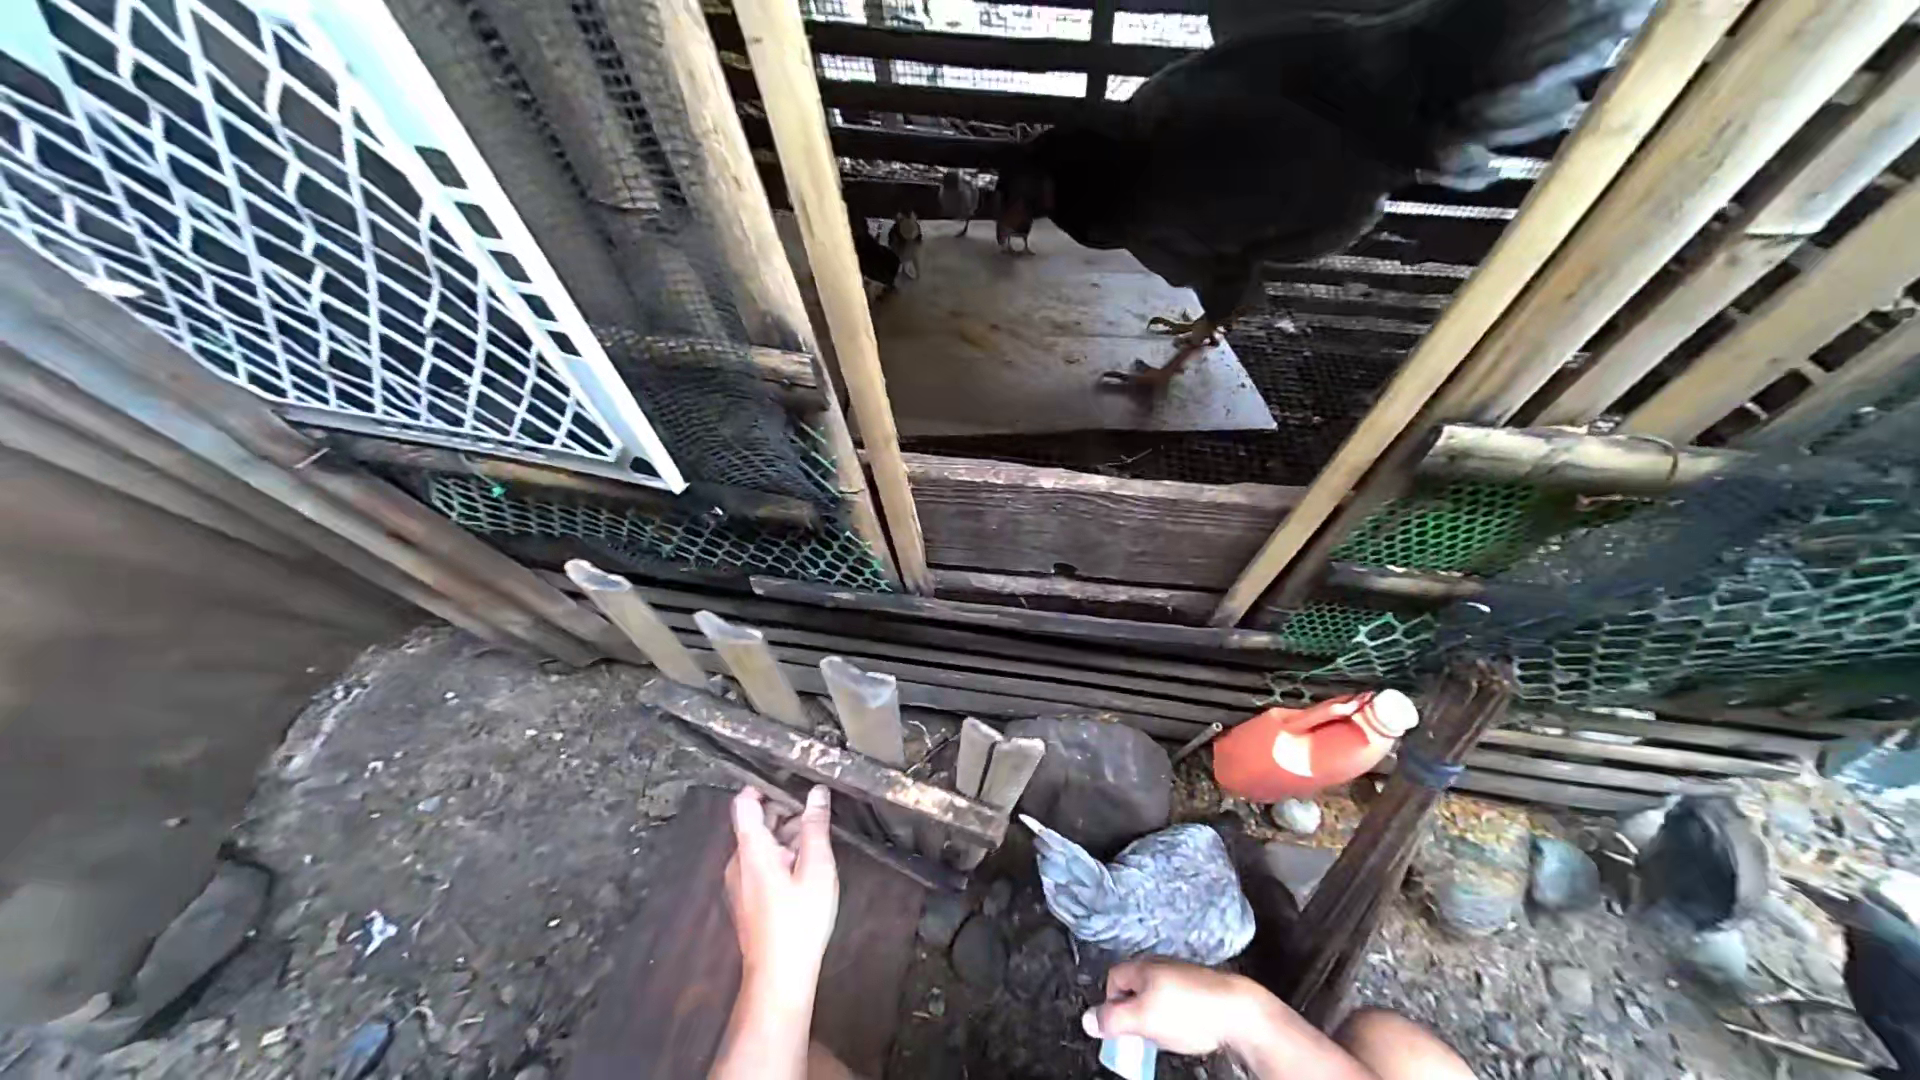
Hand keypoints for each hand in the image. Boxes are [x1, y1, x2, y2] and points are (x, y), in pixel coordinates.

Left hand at [724, 786, 838, 993]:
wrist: (779, 978)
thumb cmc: (799, 920)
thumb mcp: (817, 867)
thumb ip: (815, 826)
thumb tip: (816, 792)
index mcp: (751, 849)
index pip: (745, 802)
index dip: (765, 786)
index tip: (793, 781)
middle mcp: (739, 861)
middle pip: (756, 821)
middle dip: (786, 810)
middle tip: (817, 809)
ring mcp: (741, 881)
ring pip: (762, 842)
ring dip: (788, 833)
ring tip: (819, 836)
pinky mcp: (748, 897)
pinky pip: (762, 862)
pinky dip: (783, 853)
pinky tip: (808, 863)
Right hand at [1082, 958, 1271, 1056]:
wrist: (1237, 1011)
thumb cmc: (1186, 1013)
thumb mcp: (1143, 1020)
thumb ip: (1113, 1020)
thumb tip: (1086, 1020)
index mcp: (1141, 967)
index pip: (1113, 979)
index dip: (1111, 1004)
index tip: (1120, 1029)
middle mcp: (1158, 964)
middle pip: (1134, 987)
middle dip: (1133, 1013)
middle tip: (1141, 1036)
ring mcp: (1180, 973)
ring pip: (1155, 994)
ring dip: (1153, 1016)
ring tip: (1163, 1037)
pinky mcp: (1198, 986)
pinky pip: (1175, 999)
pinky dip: (1173, 1015)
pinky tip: (1185, 1030)